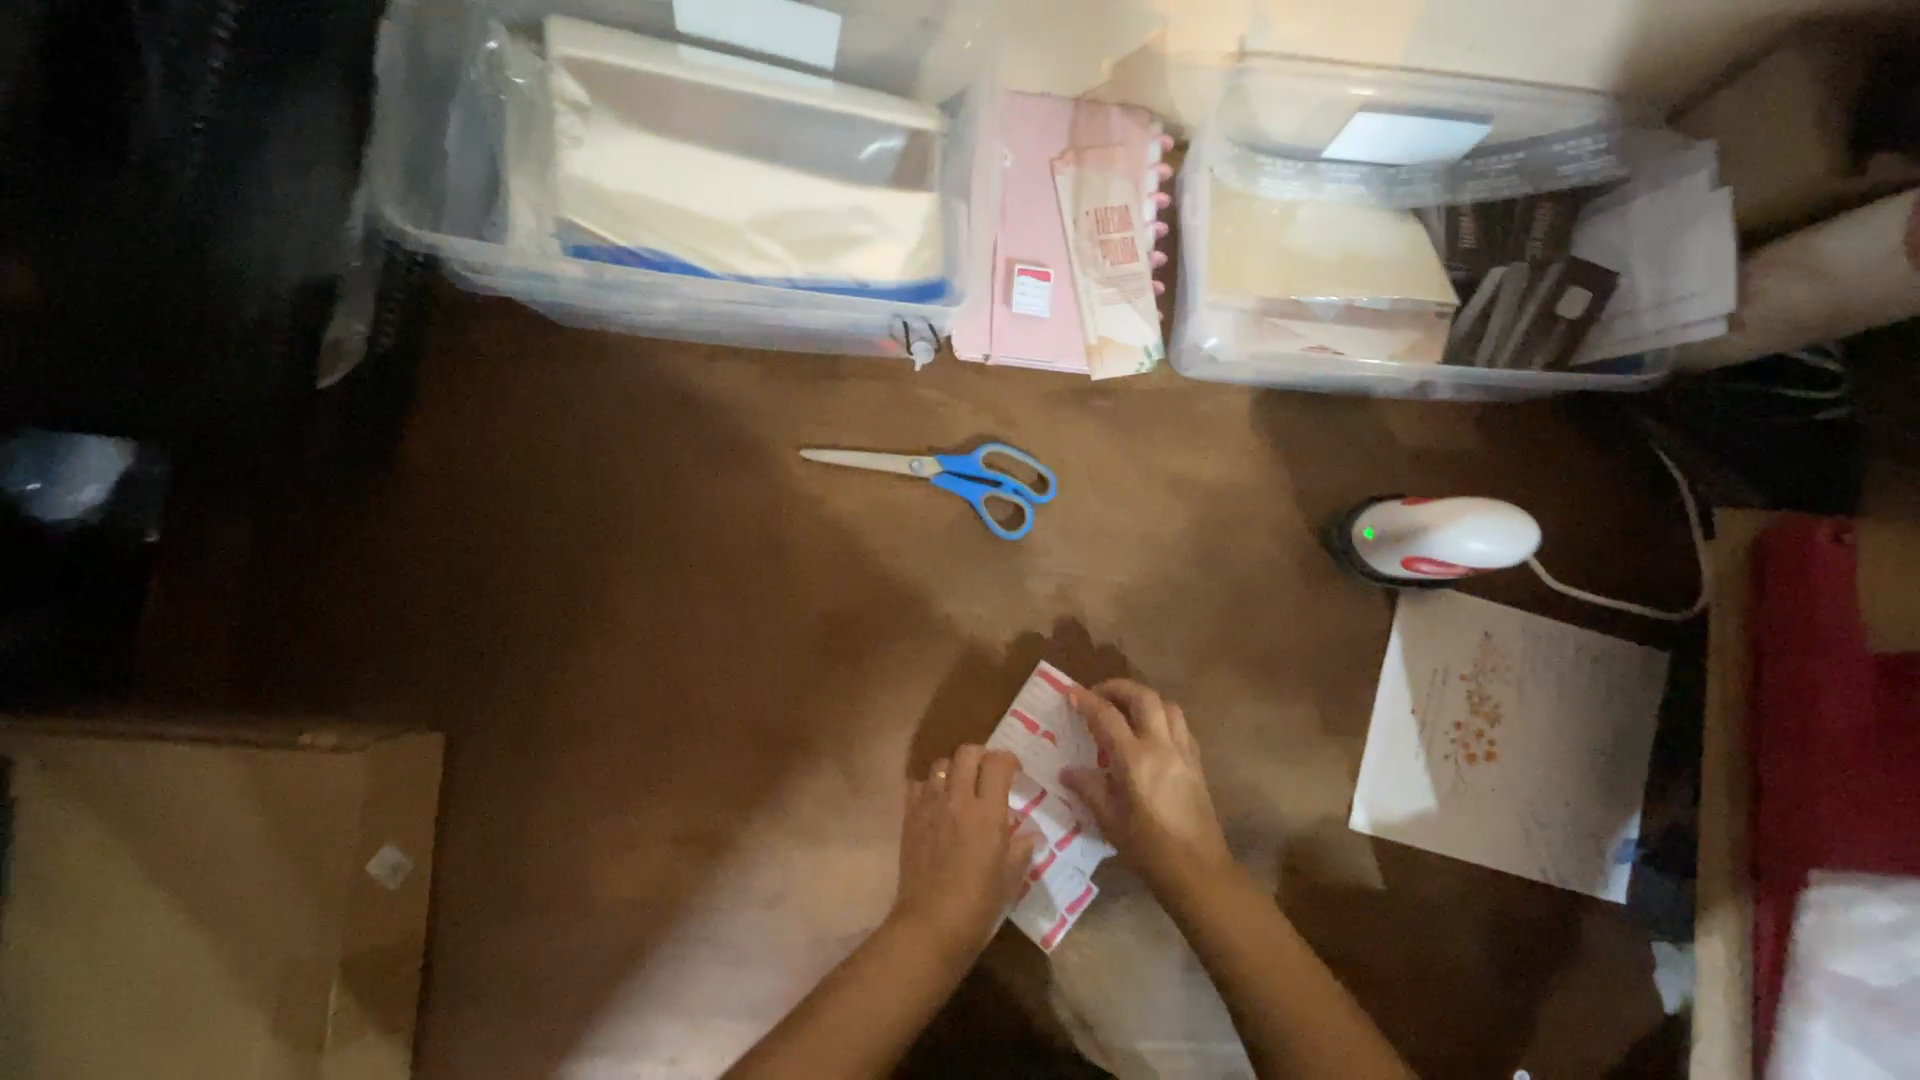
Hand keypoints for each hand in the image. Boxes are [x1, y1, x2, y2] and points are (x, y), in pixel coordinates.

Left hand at [889, 746, 1038, 957]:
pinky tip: (936, 802)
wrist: (931, 924)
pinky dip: (928, 786)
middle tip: (988, 772)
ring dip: (954, 768)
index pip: (999, 764)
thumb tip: (1030, 833)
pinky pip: (917, 784)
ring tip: (961, 785)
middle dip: (982, 755)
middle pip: (967, 753)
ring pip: (941, 764)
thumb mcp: (1010, 877)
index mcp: (988, 813)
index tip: (1014, 771)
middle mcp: (958, 800)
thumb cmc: (978, 904)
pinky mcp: (909, 817)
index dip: (1009, 760)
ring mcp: (930, 806)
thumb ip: (1022, 847)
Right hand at [1061, 680, 1232, 891]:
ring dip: (1144, 698)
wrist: (1197, 870)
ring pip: (1167, 705)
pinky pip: (1180, 725)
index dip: (1087, 701)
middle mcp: (1162, 747)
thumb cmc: (1148, 849)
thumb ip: (1089, 788)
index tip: (1071, 692)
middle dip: (1118, 688)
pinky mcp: (1197, 763)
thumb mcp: (1109, 821)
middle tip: (1098, 695)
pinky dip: (1163, 717)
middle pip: (1143, 697)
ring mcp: (1183, 752)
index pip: (1107, 716)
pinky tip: (1150, 733)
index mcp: (1135, 760)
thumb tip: (1068, 771)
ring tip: (1125, 709)